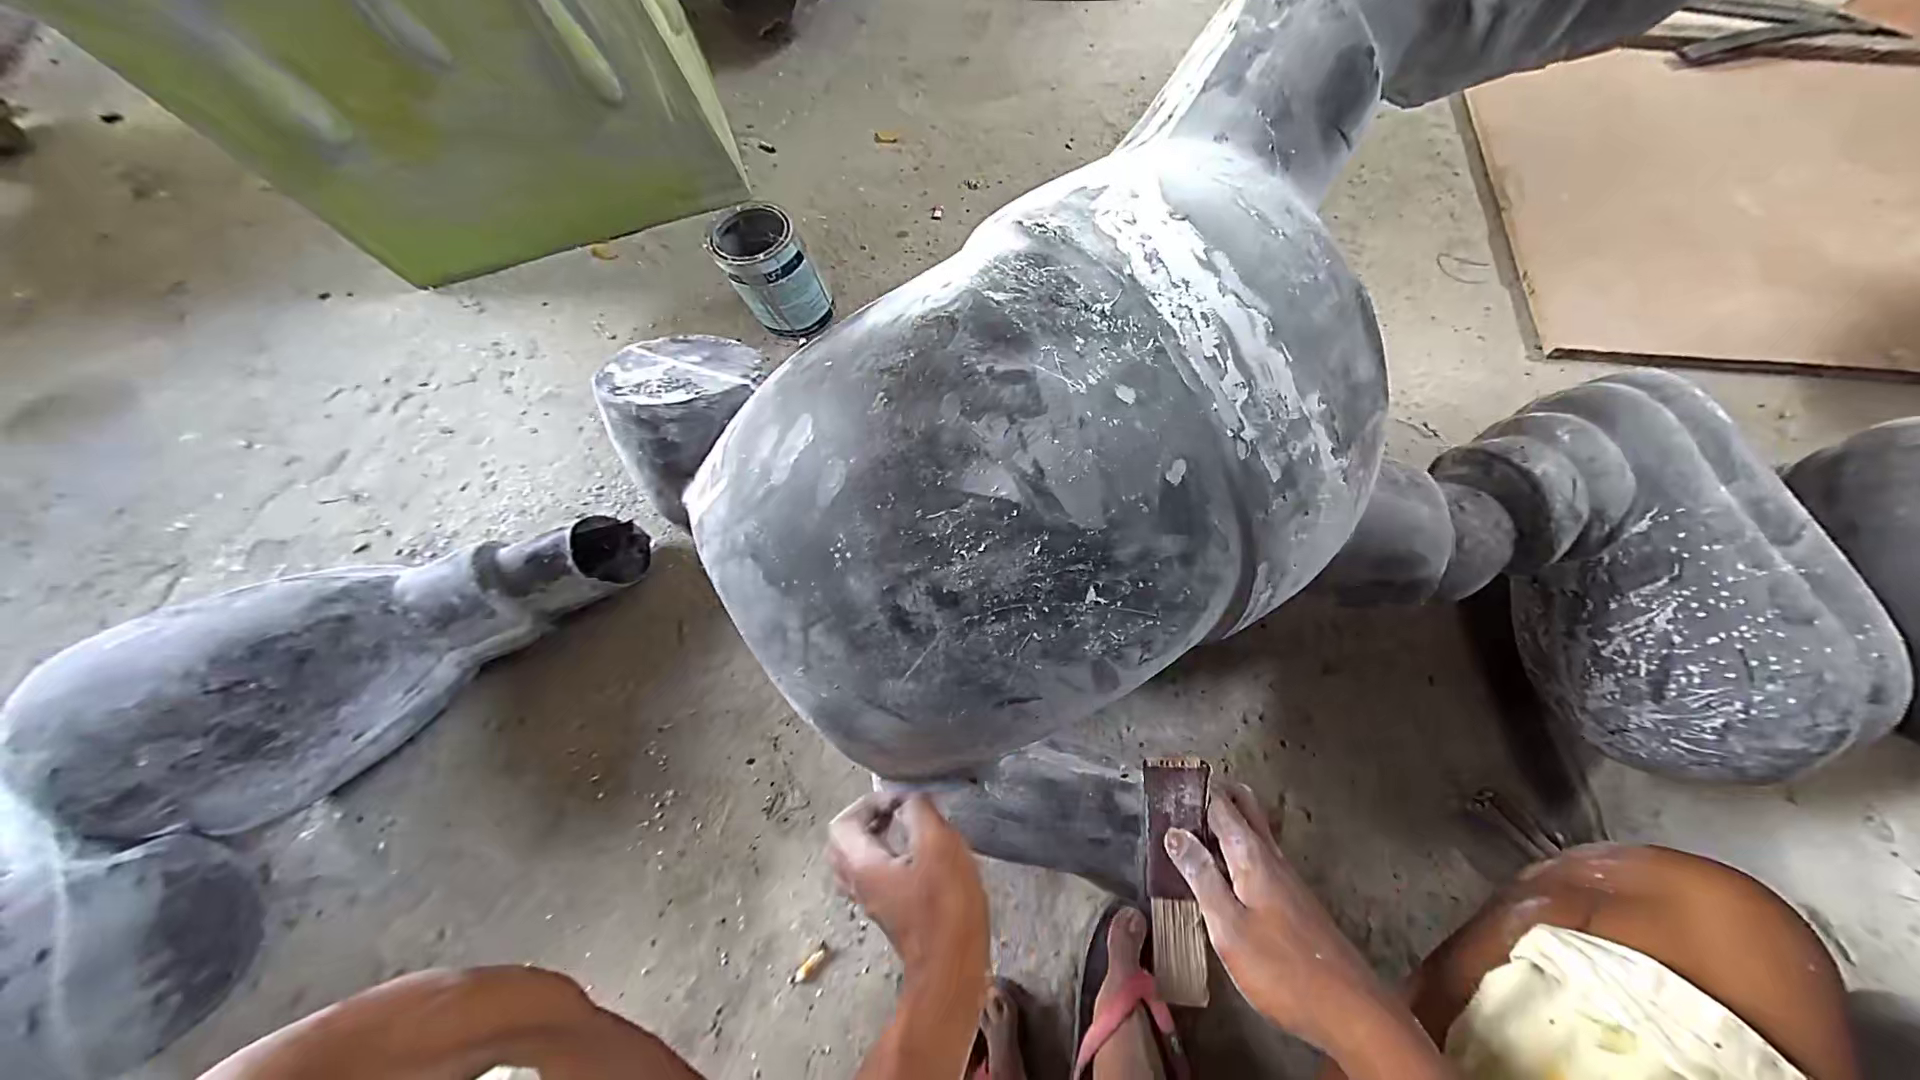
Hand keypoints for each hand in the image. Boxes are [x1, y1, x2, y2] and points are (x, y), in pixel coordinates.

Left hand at [828, 793, 989, 980]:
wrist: (953, 967)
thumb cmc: (945, 904)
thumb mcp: (938, 844)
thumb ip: (919, 812)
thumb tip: (910, 800)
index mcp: (861, 866)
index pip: (842, 824)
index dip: (869, 803)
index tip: (902, 800)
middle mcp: (859, 885)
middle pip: (845, 842)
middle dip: (869, 819)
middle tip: (900, 810)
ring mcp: (873, 902)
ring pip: (860, 860)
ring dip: (879, 837)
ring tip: (911, 828)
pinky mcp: (891, 913)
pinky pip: (877, 875)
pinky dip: (891, 856)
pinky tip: (922, 855)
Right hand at [1163, 781, 1387, 1051]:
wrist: (1352, 1012)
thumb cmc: (1281, 967)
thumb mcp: (1227, 925)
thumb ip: (1201, 876)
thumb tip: (1174, 833)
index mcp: (1251, 855)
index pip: (1220, 804)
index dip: (1194, 791)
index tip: (1166, 788)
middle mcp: (1271, 856)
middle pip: (1245, 804)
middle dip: (1215, 794)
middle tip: (1181, 803)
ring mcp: (1286, 877)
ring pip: (1252, 829)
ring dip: (1224, 821)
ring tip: (1188, 833)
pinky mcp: (1292, 899)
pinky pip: (1258, 855)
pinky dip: (1234, 848)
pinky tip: (1218, 872)